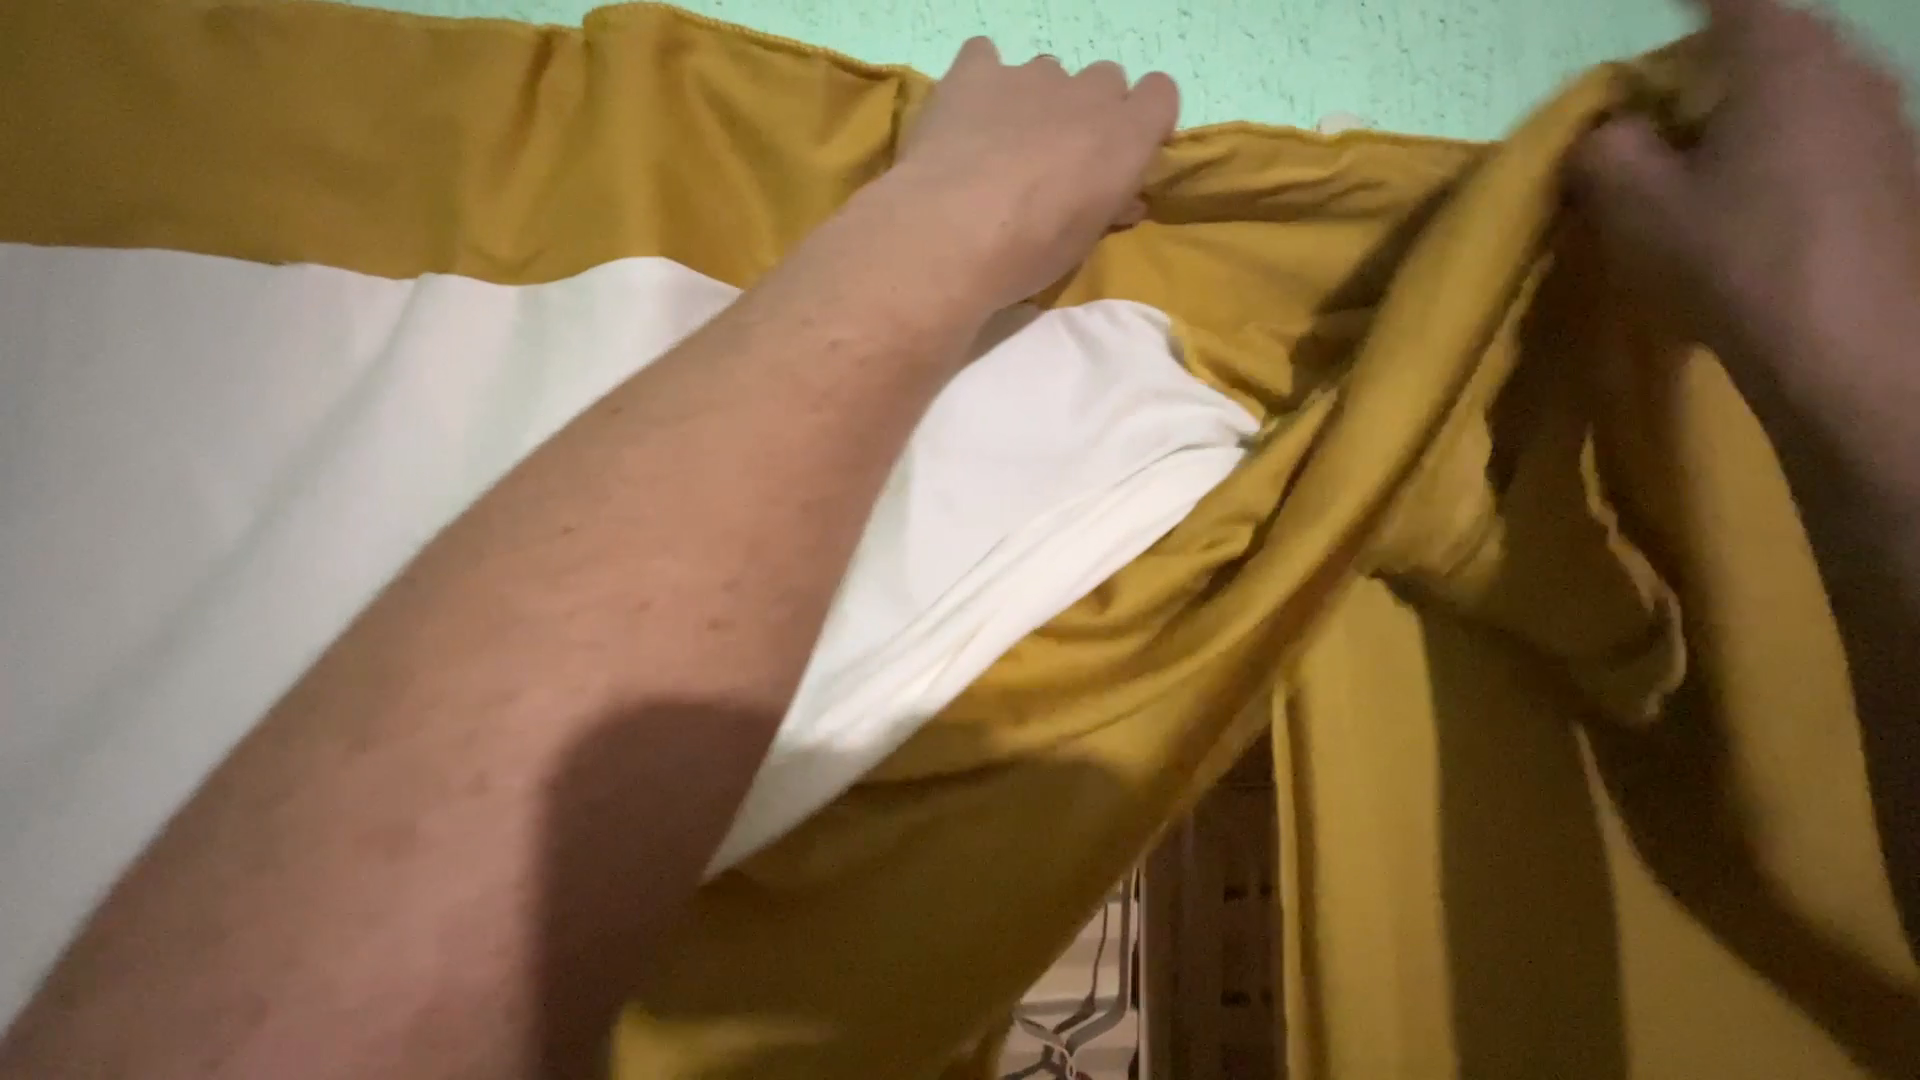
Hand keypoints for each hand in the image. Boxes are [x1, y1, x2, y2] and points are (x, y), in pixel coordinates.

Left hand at [876, 38, 1179, 314]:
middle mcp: (1086, 93)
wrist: (949, 235)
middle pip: (1103, 81)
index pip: (1161, 95)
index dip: (1140, 123)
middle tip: (1055, 161)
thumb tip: (1127, 201)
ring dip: (1035, 102)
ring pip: (1047, 73)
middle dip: (1086, 114)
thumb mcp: (1079, 246)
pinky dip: (982, 83)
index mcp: (1125, 136)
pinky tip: (965, 119)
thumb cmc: (1025, 254)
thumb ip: (1108, 209)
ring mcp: (1031, 75)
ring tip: (1000, 148)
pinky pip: (985, 58)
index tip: (1117, 157)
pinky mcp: (977, 71)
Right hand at [1570, 0, 1919, 395]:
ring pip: (1798, 89)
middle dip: (1709, 65)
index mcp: (1781, 63)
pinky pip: (1819, 131)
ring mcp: (1883, 120)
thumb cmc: (1730, 257)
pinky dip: (1772, 145)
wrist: (1849, 338)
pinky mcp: (1892, 170)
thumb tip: (1603, 133)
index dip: (1691, 5)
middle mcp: (1848, 71)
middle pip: (1770, 43)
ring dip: (1741, 110)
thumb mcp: (1634, 207)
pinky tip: (1742, 198)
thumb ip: (1603, 153)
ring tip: (1692, 158)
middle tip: (1654, 108)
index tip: (1659, 15)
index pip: (1732, 2)